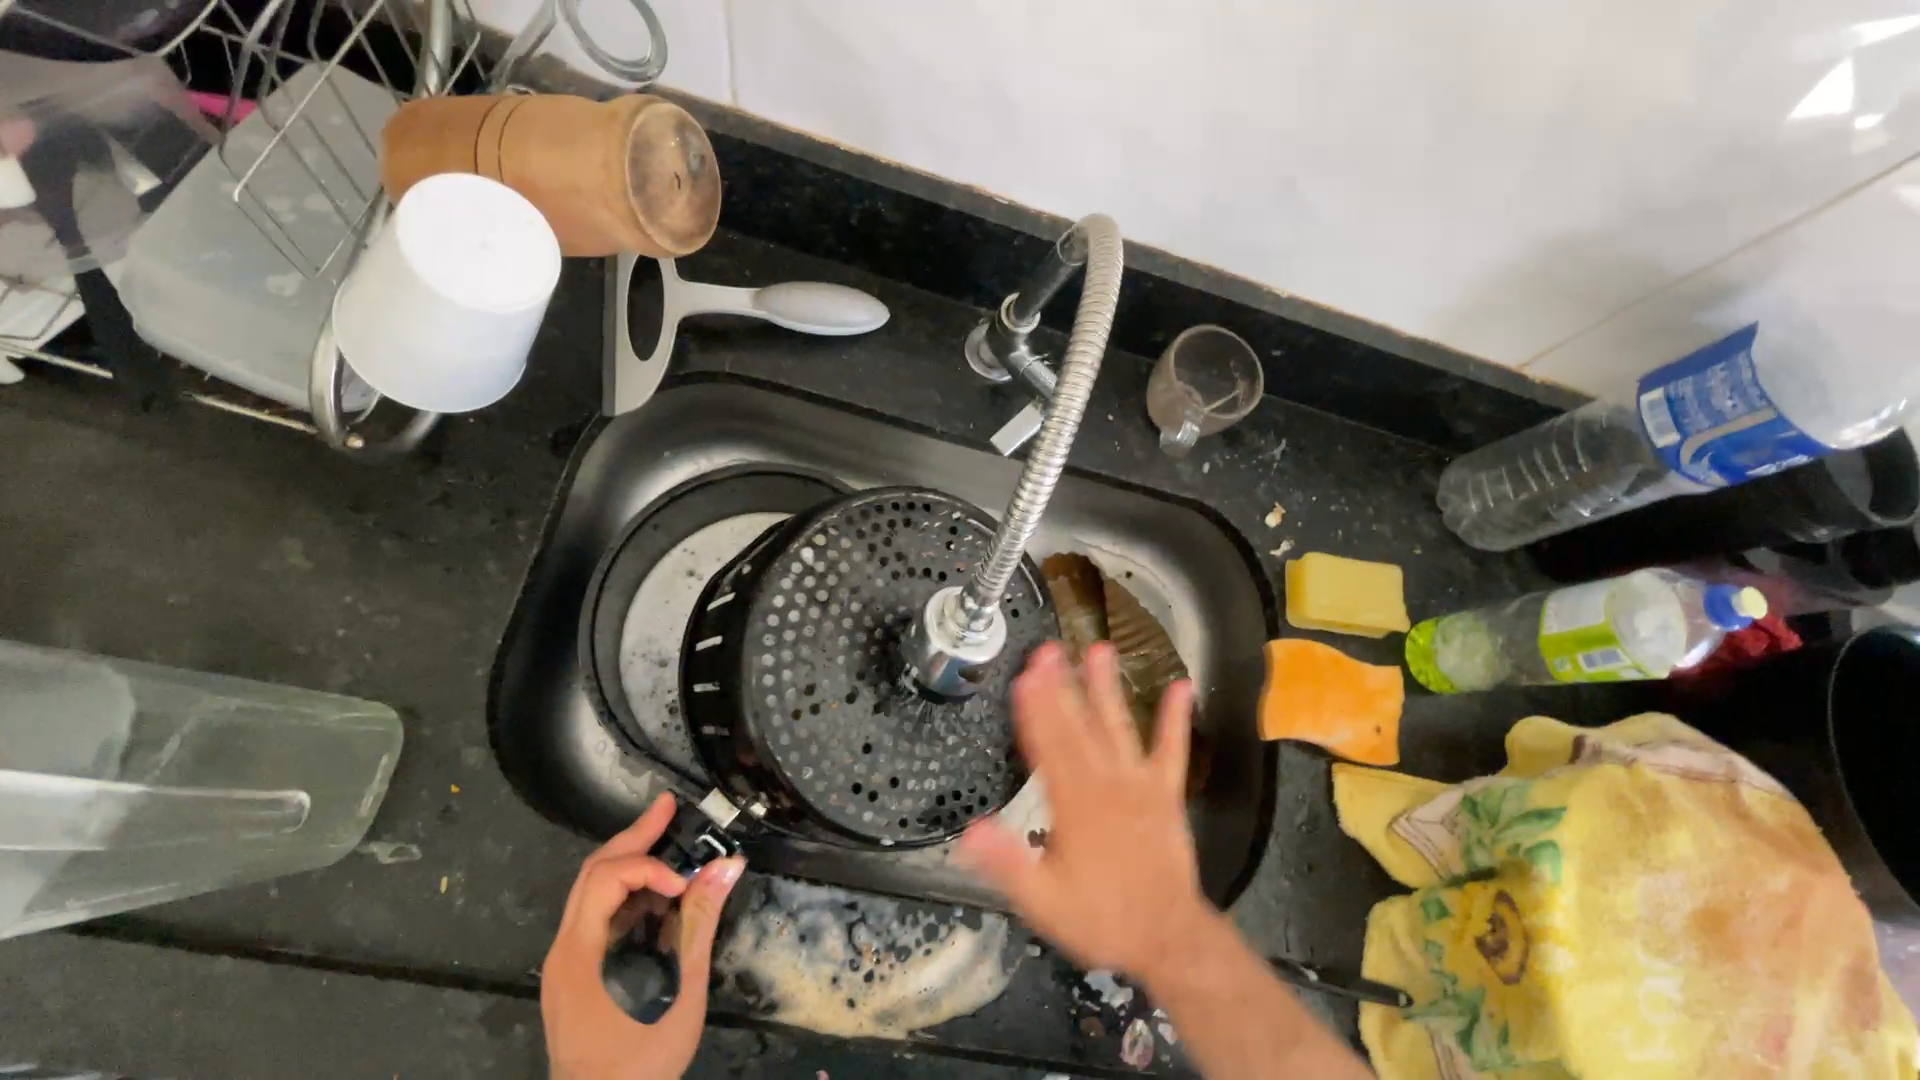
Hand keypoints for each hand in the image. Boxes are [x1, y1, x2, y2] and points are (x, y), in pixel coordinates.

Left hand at [541, 793, 744, 1079]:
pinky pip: (597, 917)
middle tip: (669, 807)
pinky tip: (655, 891)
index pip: (609, 878)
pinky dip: (627, 892)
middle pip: (594, 873)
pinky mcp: (575, 974)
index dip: (649, 867)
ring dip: (630, 860)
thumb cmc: (642, 1056)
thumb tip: (729, 865)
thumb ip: (700, 922)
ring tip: (664, 835)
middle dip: (634, 836)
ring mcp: (567, 961)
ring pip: (592, 892)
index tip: (687, 881)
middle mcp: (565, 948)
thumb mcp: (680, 991)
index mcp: (582, 951)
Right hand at [958, 641, 1212, 985]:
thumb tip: (969, 831)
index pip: (1048, 748)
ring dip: (1107, 689)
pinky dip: (1175, 720)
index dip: (1034, 710)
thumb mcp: (1043, 902)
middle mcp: (1107, 785)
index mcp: (1075, 806)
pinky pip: (1172, 751)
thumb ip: (1008, 863)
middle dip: (1061, 686)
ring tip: (1099, 649)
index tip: (1023, 675)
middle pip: (1078, 728)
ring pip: (1118, 728)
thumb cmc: (1100, 917)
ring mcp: (1140, 785)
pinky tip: (1182, 687)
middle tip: (1048, 649)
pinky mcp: (1166, 793)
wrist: (1166, 937)